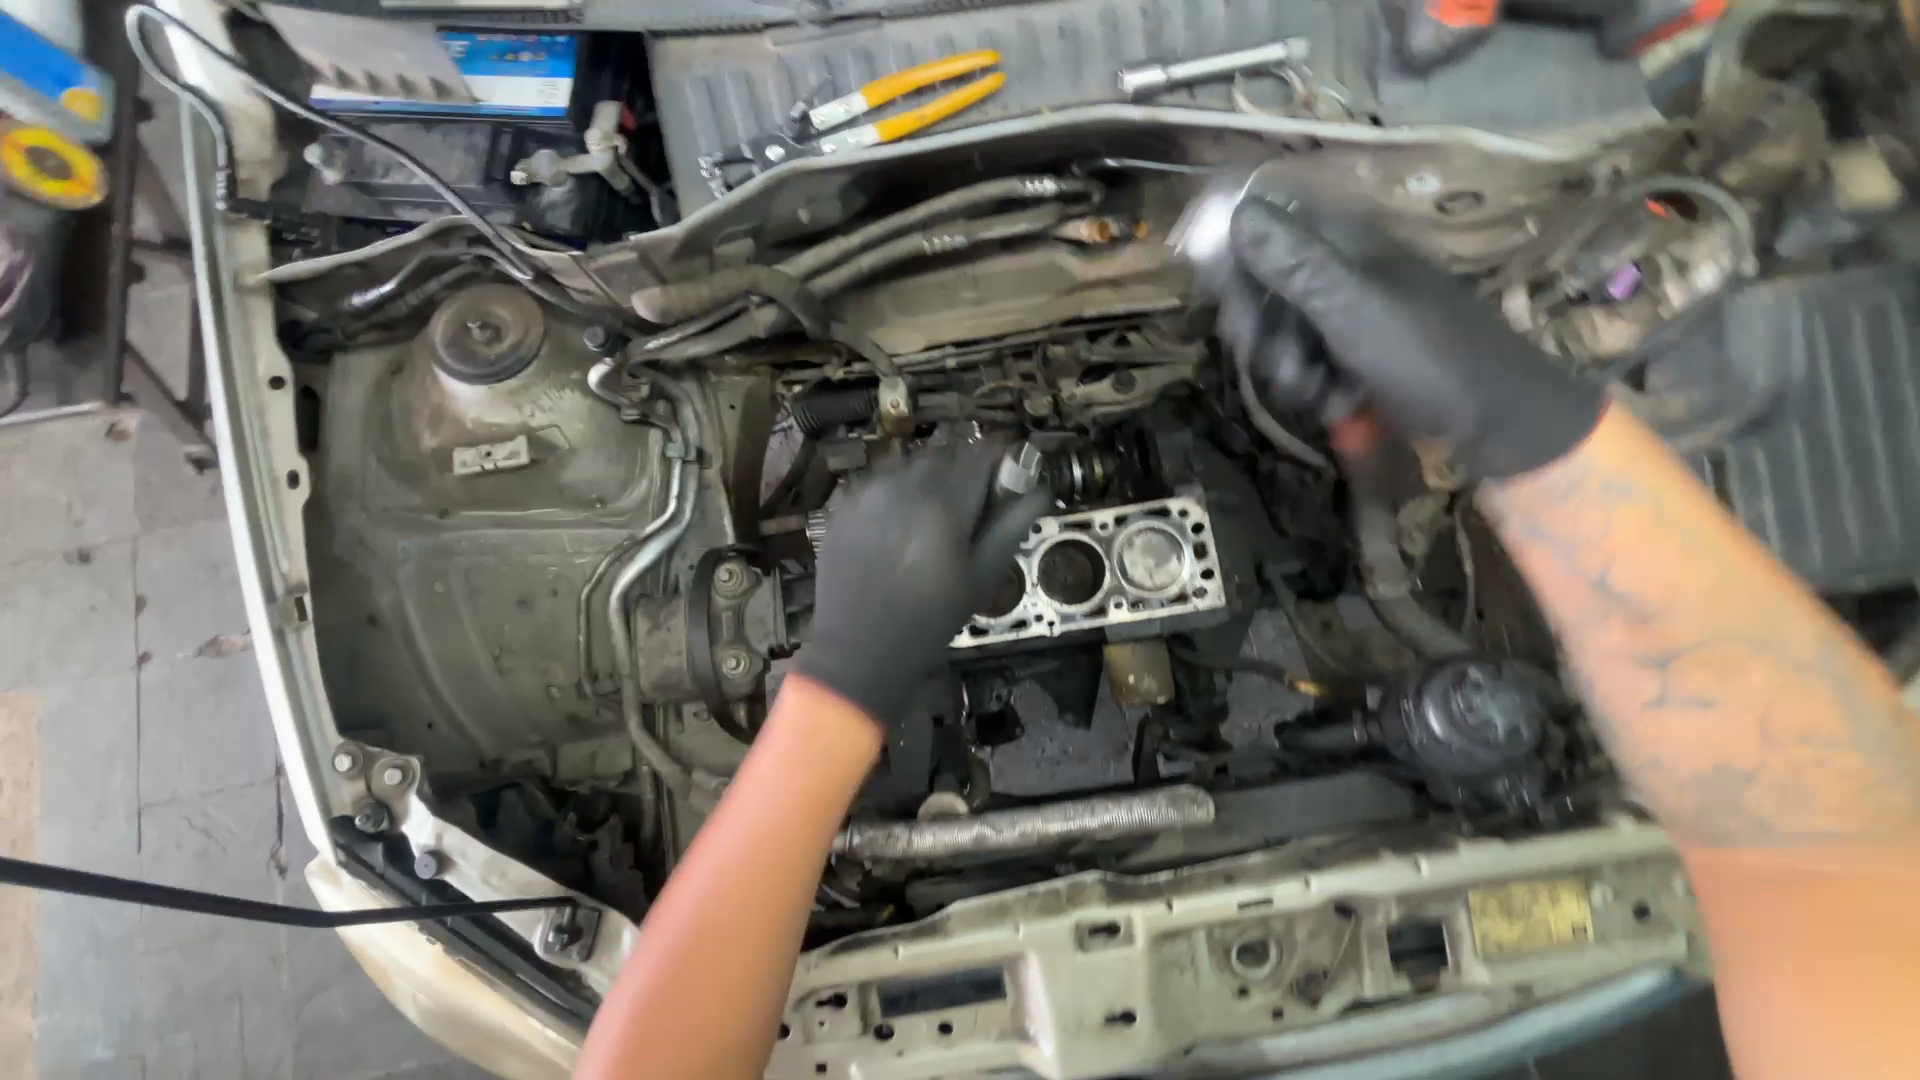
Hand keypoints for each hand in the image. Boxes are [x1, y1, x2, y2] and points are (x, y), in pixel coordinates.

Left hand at [796, 444, 1047, 729]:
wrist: (859, 647)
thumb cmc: (930, 618)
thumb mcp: (982, 577)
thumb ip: (1012, 525)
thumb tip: (1040, 489)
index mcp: (944, 501)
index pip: (983, 452)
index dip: (1002, 457)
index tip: (1010, 475)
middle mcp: (903, 483)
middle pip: (947, 452)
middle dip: (966, 466)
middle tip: (975, 501)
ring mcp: (868, 490)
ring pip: (911, 461)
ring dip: (931, 475)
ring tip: (935, 513)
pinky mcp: (844, 503)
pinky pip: (880, 478)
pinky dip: (897, 488)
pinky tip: (900, 521)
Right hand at [1218, 198, 1603, 478]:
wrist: (1492, 416)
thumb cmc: (1427, 353)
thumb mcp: (1352, 307)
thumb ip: (1295, 263)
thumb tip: (1239, 210)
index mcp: (1345, 240)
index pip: (1264, 223)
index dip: (1231, 257)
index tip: (1219, 299)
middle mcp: (1341, 267)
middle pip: (1262, 284)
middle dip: (1258, 330)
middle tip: (1266, 362)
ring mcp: (1346, 310)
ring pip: (1279, 330)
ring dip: (1286, 368)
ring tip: (1316, 391)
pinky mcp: (1352, 349)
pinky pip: (1306, 360)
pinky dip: (1312, 385)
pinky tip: (1337, 401)